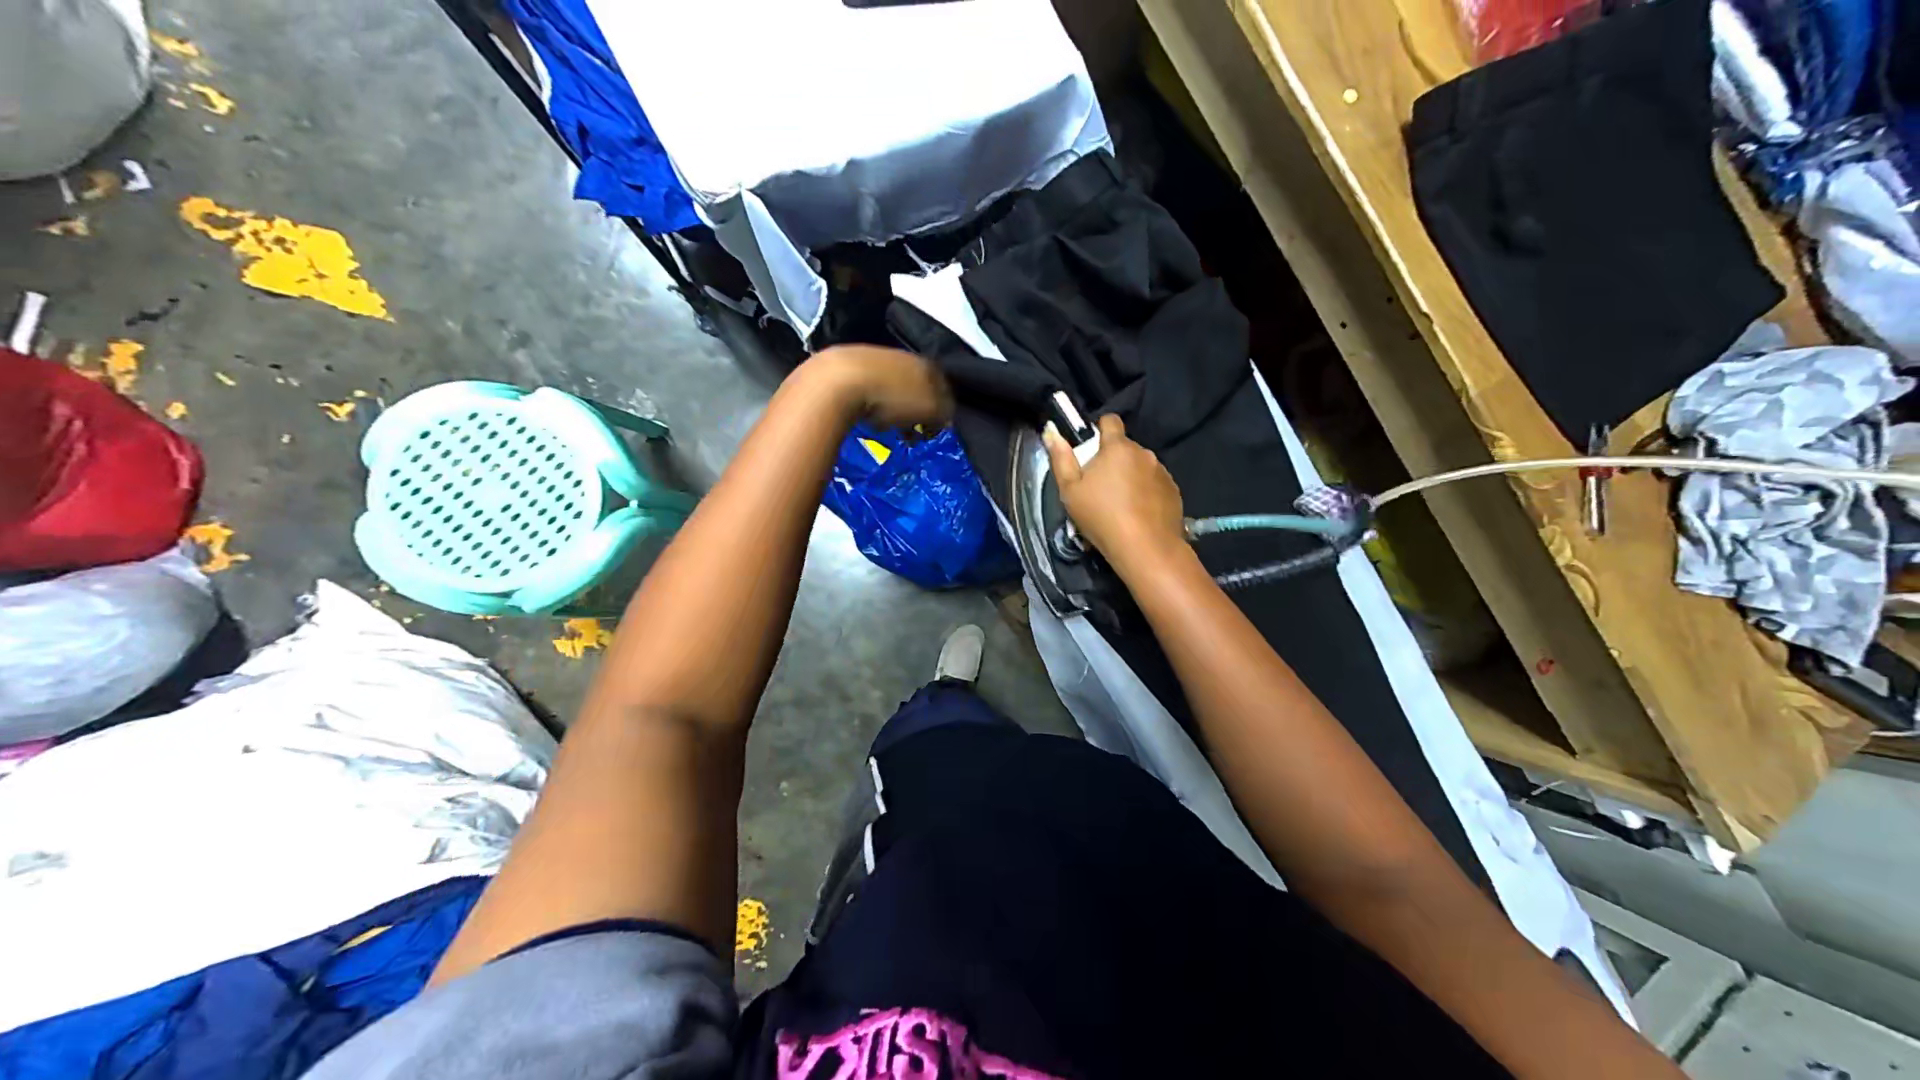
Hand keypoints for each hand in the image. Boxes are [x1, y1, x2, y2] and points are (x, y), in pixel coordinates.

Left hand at [807, 345, 952, 430]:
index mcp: (928, 364)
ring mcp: (878, 358)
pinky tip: (867, 415)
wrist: (839, 382)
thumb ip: (944, 412)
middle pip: (919, 388)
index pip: (945, 388)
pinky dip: (874, 404)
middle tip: (911, 432)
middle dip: (917, 411)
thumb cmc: (891, 397)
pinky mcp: (852, 366)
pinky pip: (872, 389)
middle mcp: (905, 357)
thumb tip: (945, 417)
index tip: (934, 430)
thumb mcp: (929, 409)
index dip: (942, 411)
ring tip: (888, 427)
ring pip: (895, 388)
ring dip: (896, 408)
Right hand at [1044, 414, 1188, 570]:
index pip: (1110, 420)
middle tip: (1099, 487)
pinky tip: (1137, 514)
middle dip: (1112, 460)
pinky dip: (1146, 493)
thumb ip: (1061, 459)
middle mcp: (1143, 453)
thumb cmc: (1101, 516)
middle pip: (1124, 448)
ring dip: (1130, 477)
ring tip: (1120, 505)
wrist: (1146, 548)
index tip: (1090, 450)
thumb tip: (1051, 432)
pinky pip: (1155, 484)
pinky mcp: (1173, 491)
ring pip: (1141, 466)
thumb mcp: (1070, 491)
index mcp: (1117, 447)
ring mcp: (1162, 472)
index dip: (1099, 430)